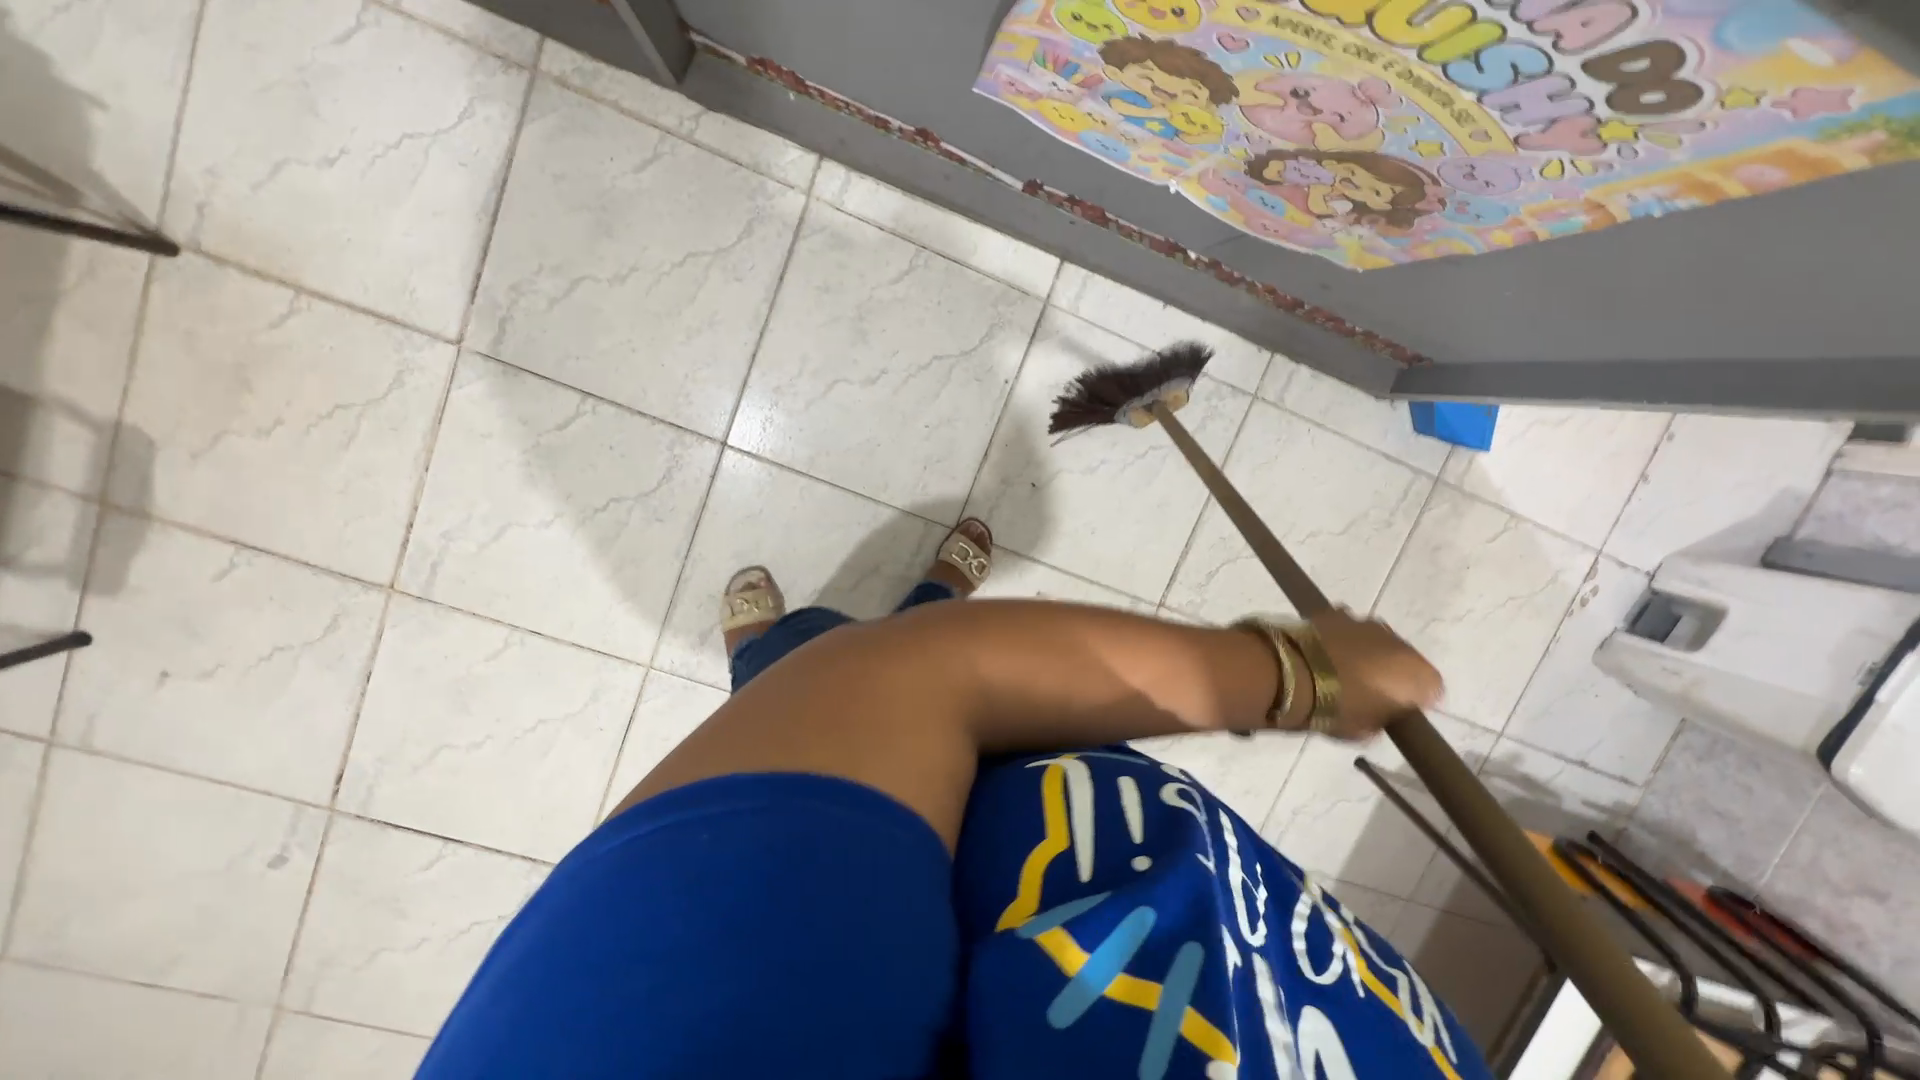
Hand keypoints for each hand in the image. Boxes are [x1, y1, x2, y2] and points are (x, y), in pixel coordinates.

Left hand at [1308, 608, 1442, 739]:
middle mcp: (1400, 643)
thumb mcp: (1364, 731)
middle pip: (1404, 660)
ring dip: (1366, 652)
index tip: (1394, 712)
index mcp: (1418, 675)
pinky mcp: (1336, 612)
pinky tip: (1323, 651)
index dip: (1413, 702)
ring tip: (1341, 669)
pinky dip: (1342, 638)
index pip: (1431, 690)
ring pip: (1377, 641)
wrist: (1292, 672)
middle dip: (1390, 673)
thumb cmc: (1336, 708)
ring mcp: (1368, 623)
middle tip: (1366, 690)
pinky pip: (1348, 628)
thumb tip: (1377, 715)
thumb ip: (1380, 721)